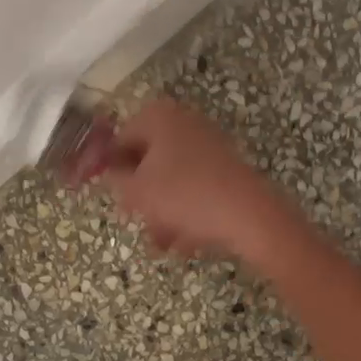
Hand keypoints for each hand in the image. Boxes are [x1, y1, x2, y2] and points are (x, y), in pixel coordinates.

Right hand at [105, 99, 307, 262]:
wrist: (249, 215)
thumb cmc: (185, 196)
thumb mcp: (137, 191)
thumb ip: (116, 181)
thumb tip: (112, 175)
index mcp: (158, 116)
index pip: (121, 140)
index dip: (110, 170)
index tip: (110, 196)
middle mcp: (185, 123)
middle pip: (150, 162)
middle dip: (142, 198)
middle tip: (137, 222)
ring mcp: (210, 146)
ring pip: (174, 182)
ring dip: (163, 214)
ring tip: (161, 245)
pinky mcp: (229, 172)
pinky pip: (197, 192)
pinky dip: (188, 215)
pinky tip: (186, 243)